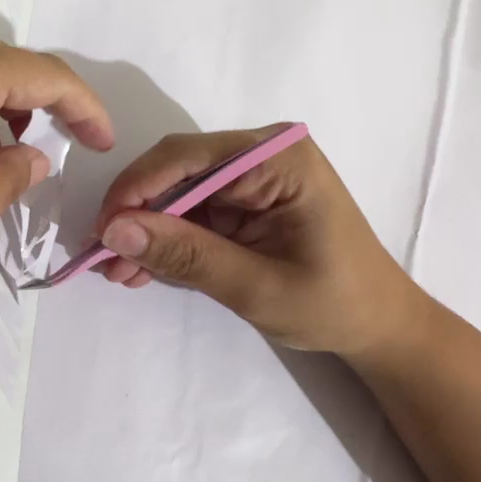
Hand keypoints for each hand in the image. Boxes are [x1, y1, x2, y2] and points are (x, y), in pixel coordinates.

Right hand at [92, 127, 433, 358]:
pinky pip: (192, 212)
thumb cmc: (333, 305)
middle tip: (103, 258)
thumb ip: (187, 255)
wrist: (378, 327)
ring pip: (178, 192)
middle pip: (178, 170)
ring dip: (146, 231)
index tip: (102, 231)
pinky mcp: (246, 201)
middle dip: (137, 214)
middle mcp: (264, 154)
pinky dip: (167, 240)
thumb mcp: (256, 286)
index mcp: (279, 159)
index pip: (189, 156)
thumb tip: (114, 231)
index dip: (137, 188)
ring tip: (118, 272)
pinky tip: (143, 269)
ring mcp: (254, 177)